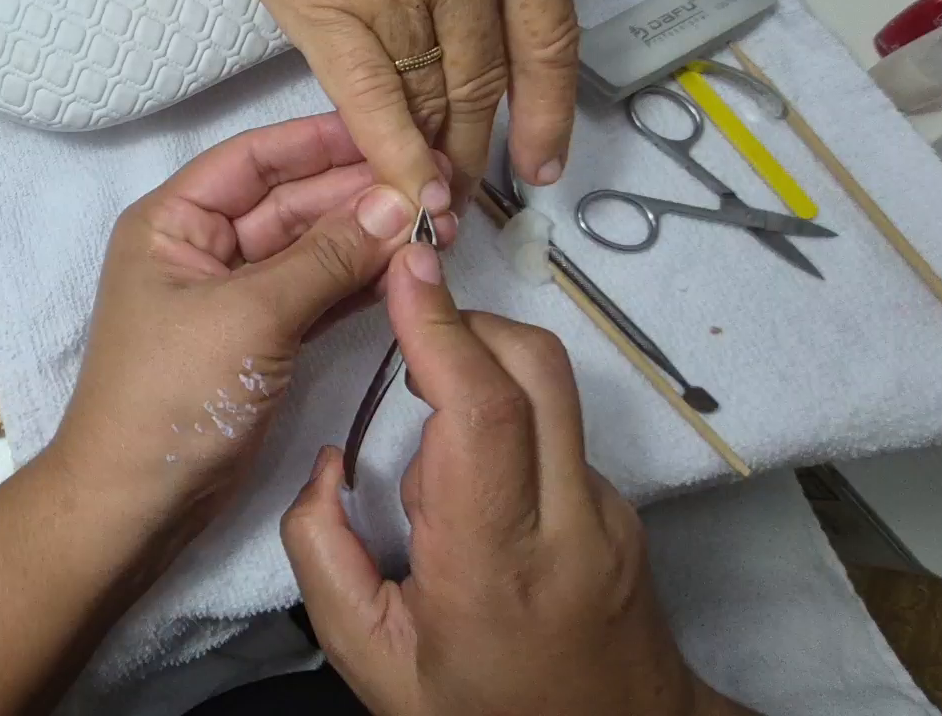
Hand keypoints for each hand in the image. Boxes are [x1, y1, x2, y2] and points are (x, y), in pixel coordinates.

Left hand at [49, 112, 456, 534]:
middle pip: (289, 200)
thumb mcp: (249, 314)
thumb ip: (325, 257)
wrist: (141, 498)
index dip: (320, 140)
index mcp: (174, 220)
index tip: (391, 130)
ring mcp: (235, 290)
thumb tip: (398, 203)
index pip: (254, 158)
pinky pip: (316, 290)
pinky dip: (358, 279)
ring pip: (309, 246)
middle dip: (357, 192)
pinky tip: (409, 265)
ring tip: (438, 222)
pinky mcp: (262, 331)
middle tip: (435, 185)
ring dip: (367, 236)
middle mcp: (202, 244)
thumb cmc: (176, 391)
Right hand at [279, 246, 747, 715]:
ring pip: (551, 385)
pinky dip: (501, 401)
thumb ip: (321, 550)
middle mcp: (570, 521)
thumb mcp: (368, 656)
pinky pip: (555, 420)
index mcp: (496, 561)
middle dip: (465, 319)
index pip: (482, 412)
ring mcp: (609, 509)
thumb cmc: (480, 713)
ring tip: (424, 407)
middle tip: (406, 323)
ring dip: (480, 357)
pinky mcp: (620, 504)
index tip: (405, 269)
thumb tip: (330, 462)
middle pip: (537, 369)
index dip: (440, 329)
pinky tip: (464, 460)